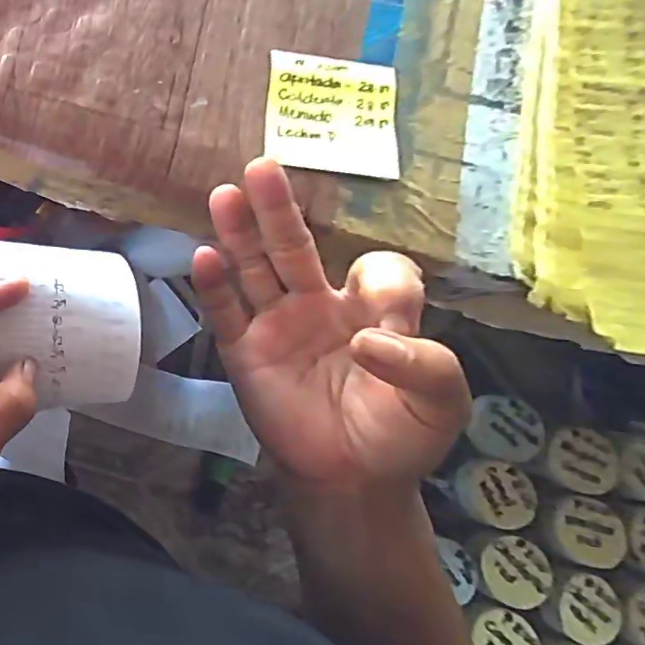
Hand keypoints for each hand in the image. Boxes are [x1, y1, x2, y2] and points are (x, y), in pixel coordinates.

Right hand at [192, 159, 470, 496]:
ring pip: (251, 270)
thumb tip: (363, 339)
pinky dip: (212, 286)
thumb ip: (422, 361)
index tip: (385, 316)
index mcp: (370, 312)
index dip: (383, 281)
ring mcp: (273, 326)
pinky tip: (204, 257)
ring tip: (224, 195)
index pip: (374, 270)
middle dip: (278, 210)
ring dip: (237, 233)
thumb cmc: (399, 433)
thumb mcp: (440, 399)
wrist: (348, 476)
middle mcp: (315, 308)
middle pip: (292, 250)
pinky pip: (223, 313)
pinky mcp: (240, 351)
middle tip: (262, 169)